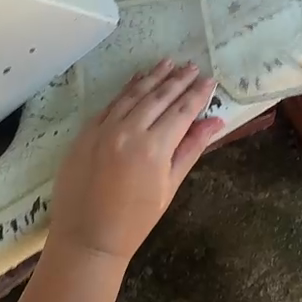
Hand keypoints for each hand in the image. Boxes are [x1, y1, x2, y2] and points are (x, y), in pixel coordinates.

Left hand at [50, 60, 225, 265]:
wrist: (86, 238)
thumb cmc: (135, 220)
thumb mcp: (170, 186)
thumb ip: (191, 148)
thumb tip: (215, 121)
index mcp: (154, 148)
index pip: (182, 111)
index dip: (198, 94)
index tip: (210, 80)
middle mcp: (129, 131)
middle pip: (159, 97)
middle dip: (179, 80)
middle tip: (193, 66)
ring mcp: (104, 128)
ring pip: (134, 94)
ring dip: (154, 77)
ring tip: (169, 63)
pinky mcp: (86, 131)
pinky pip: (111, 103)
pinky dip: (127, 88)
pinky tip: (139, 79)